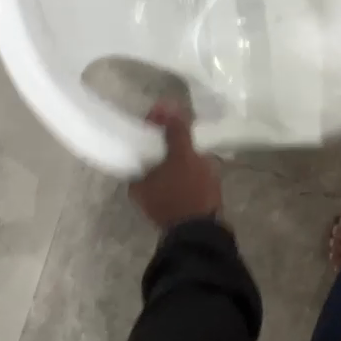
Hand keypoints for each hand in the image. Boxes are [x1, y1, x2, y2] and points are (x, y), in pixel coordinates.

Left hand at [129, 100, 222, 228]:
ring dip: (183, 156)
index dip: (155, 125)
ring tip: (199, 143)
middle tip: (187, 126)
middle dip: (171, 141)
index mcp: (136, 180)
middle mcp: (143, 193)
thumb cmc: (187, 192)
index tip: (170, 112)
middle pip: (156, 156)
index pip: (141, 143)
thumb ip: (174, 131)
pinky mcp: (177, 208)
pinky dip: (189, 171)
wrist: (203, 234)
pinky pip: (181, 181)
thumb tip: (166, 105)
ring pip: (169, 169)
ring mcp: (160, 202)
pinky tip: (204, 164)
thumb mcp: (182, 156)